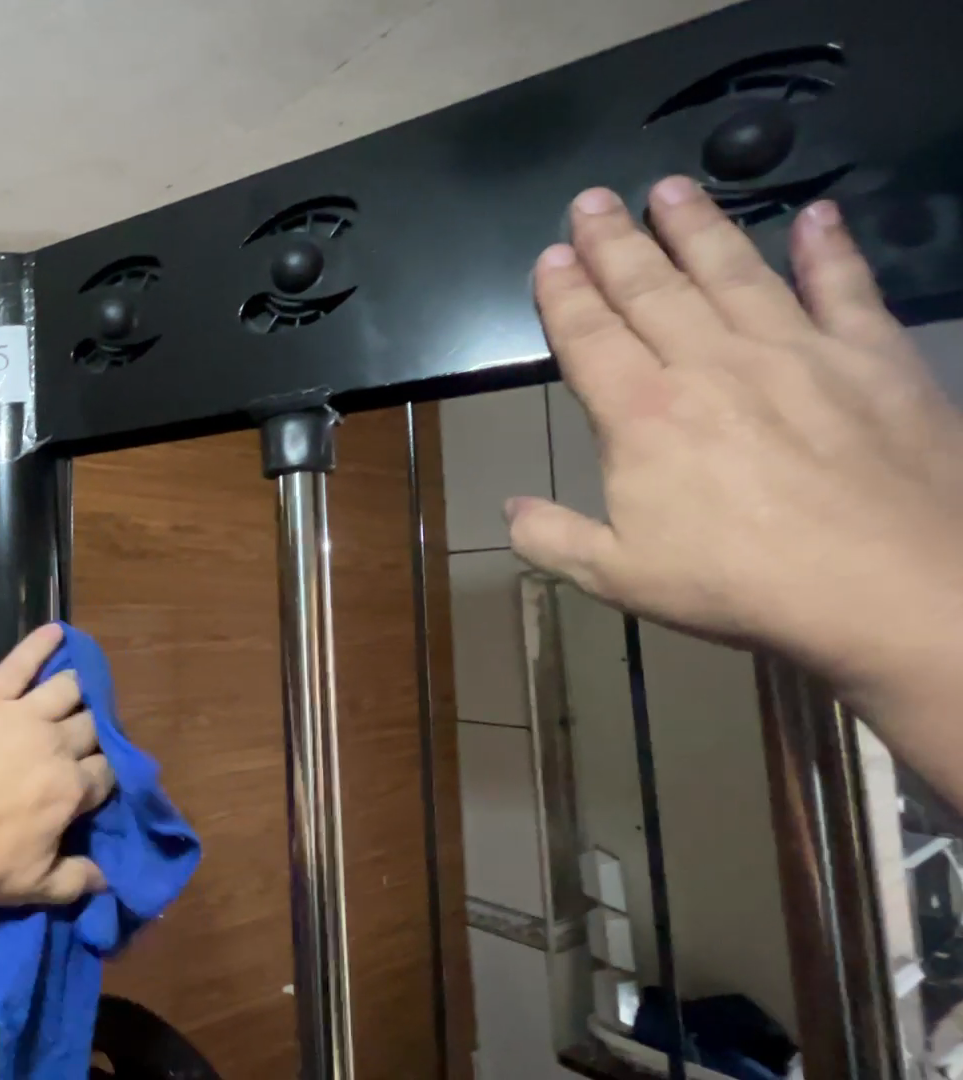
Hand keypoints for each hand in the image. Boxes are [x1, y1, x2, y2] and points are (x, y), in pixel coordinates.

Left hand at [0, 625, 115, 906]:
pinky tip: (56, 630)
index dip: (104, 774)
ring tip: (78, 687)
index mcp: (71, 789)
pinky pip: (21, 662)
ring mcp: (23, 714)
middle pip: (92, 726)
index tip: (95, 778)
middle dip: (94, 730)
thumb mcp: (32, 885)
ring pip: (68, 688)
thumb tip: (105, 878)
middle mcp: (57, 744)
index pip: (106, 772)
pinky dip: (40, 643)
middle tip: (83, 736)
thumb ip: (74, 880)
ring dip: (78, 687)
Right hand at [513, 177, 962, 713]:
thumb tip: (510, 508)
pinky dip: (830, 250)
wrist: (900, 591)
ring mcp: (798, 354)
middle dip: (615, 242)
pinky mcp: (875, 360)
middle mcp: (711, 366)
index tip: (549, 256)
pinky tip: (815, 215)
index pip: (590, 336)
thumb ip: (550, 537)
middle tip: (592, 200)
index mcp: (642, 415)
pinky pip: (846, 289)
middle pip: (651, 289)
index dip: (565, 293)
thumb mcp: (615, 575)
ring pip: (734, 273)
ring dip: (698, 227)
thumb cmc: (739, 582)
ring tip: (670, 187)